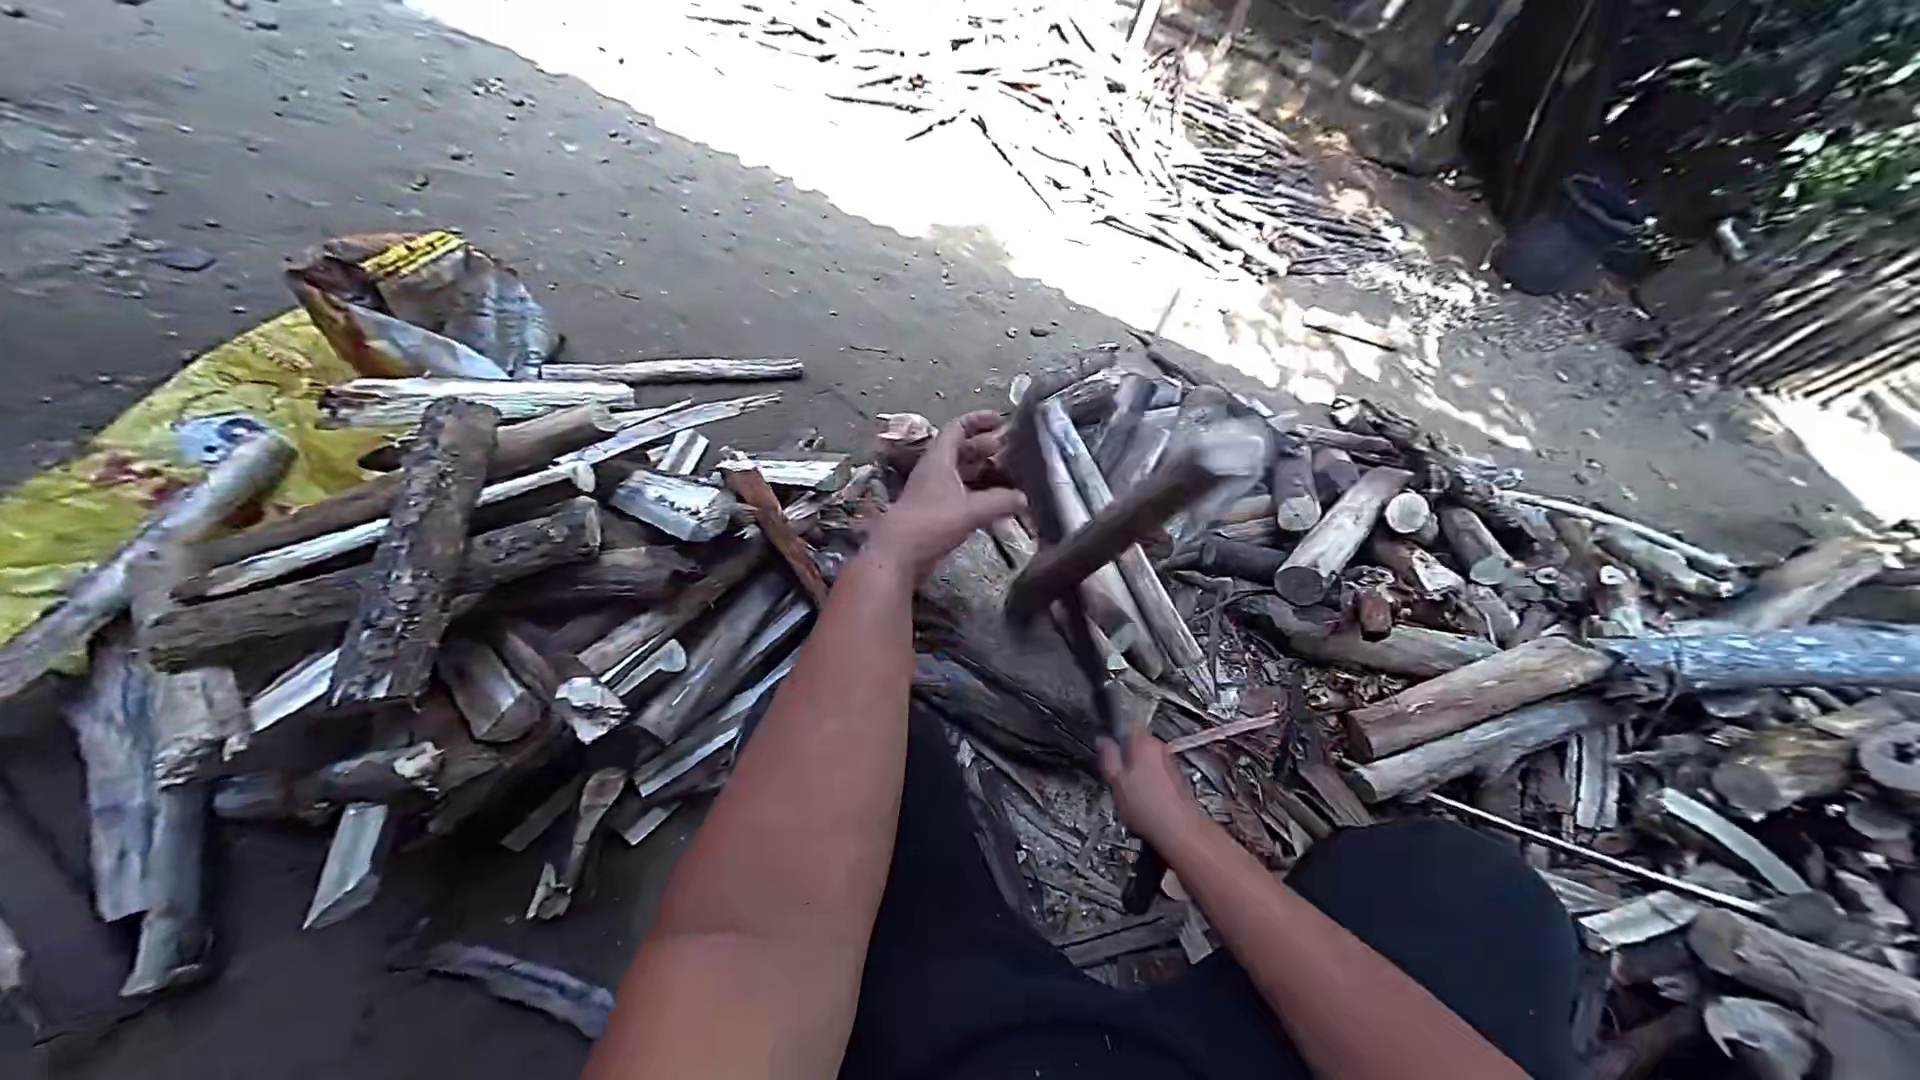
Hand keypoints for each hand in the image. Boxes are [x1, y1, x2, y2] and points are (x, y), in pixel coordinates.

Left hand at [864, 410, 1026, 580]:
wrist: (898, 556)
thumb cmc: (931, 524)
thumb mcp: (970, 510)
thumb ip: (1000, 502)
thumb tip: (1023, 498)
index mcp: (938, 460)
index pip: (957, 428)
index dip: (978, 420)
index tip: (1000, 419)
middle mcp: (934, 471)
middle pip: (960, 450)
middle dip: (984, 447)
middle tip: (1010, 449)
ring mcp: (933, 492)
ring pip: (960, 473)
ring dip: (982, 471)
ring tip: (1008, 474)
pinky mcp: (934, 512)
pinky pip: (960, 494)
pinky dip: (978, 493)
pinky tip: (996, 503)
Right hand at [1097, 726, 1205, 849]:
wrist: (1179, 831)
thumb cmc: (1150, 807)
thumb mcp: (1116, 780)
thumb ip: (1107, 756)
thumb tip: (1102, 741)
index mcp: (1144, 744)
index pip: (1127, 723)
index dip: (1113, 732)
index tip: (1106, 744)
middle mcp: (1159, 749)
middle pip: (1135, 741)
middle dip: (1123, 754)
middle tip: (1114, 772)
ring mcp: (1169, 762)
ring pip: (1144, 757)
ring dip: (1135, 768)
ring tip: (1128, 789)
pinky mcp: (1174, 777)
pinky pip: (1154, 770)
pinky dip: (1146, 780)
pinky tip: (1141, 798)